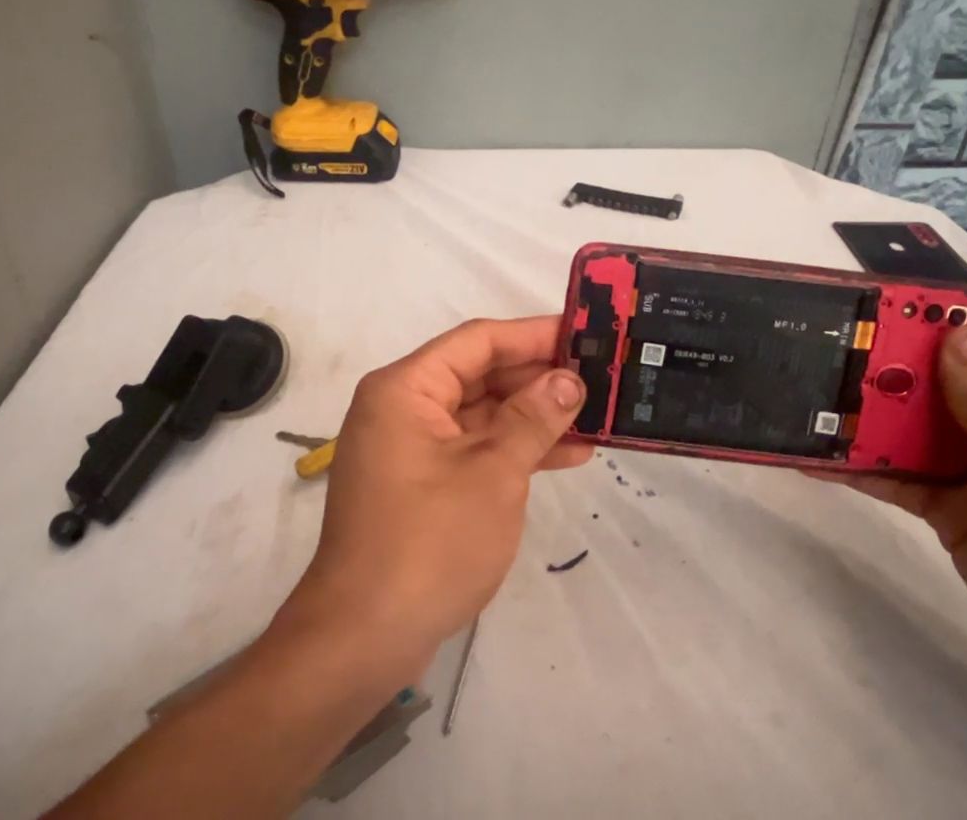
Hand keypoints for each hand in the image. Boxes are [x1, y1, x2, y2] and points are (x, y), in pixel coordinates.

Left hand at [271, 316, 589, 678]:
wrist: (365, 632)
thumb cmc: (430, 542)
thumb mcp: (493, 473)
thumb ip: (532, 419)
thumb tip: (567, 379)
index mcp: (405, 389)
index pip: (478, 342)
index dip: (535, 335)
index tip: (588, 335)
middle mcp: (399, 409)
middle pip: (476, 375)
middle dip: (537, 378)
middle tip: (601, 380)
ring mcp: (406, 449)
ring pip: (477, 415)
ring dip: (531, 417)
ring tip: (595, 420)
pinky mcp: (416, 486)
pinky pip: (469, 450)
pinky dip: (510, 450)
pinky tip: (563, 456)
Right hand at [819, 318, 966, 718]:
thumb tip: (955, 335)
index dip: (948, 317)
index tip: (883, 300)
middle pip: (947, 382)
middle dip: (893, 365)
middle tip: (825, 347)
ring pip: (916, 430)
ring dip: (869, 416)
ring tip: (806, 395)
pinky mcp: (953, 514)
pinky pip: (901, 479)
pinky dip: (863, 469)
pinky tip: (817, 458)